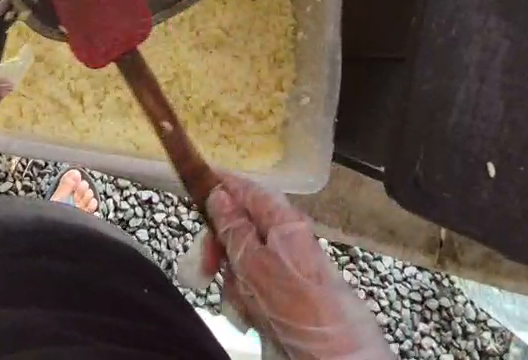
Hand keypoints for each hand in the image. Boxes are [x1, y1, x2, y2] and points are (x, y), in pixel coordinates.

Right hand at [202, 173, 393, 359]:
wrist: (336, 358)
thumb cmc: (299, 307)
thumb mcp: (257, 266)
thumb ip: (234, 230)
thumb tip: (217, 193)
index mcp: (282, 219)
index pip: (246, 189)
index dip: (219, 185)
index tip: (191, 186)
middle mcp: (284, 236)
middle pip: (240, 226)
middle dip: (221, 247)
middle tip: (207, 266)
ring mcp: (284, 265)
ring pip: (242, 260)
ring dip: (235, 281)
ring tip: (246, 303)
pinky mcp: (285, 292)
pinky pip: (253, 286)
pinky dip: (247, 301)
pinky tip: (254, 318)